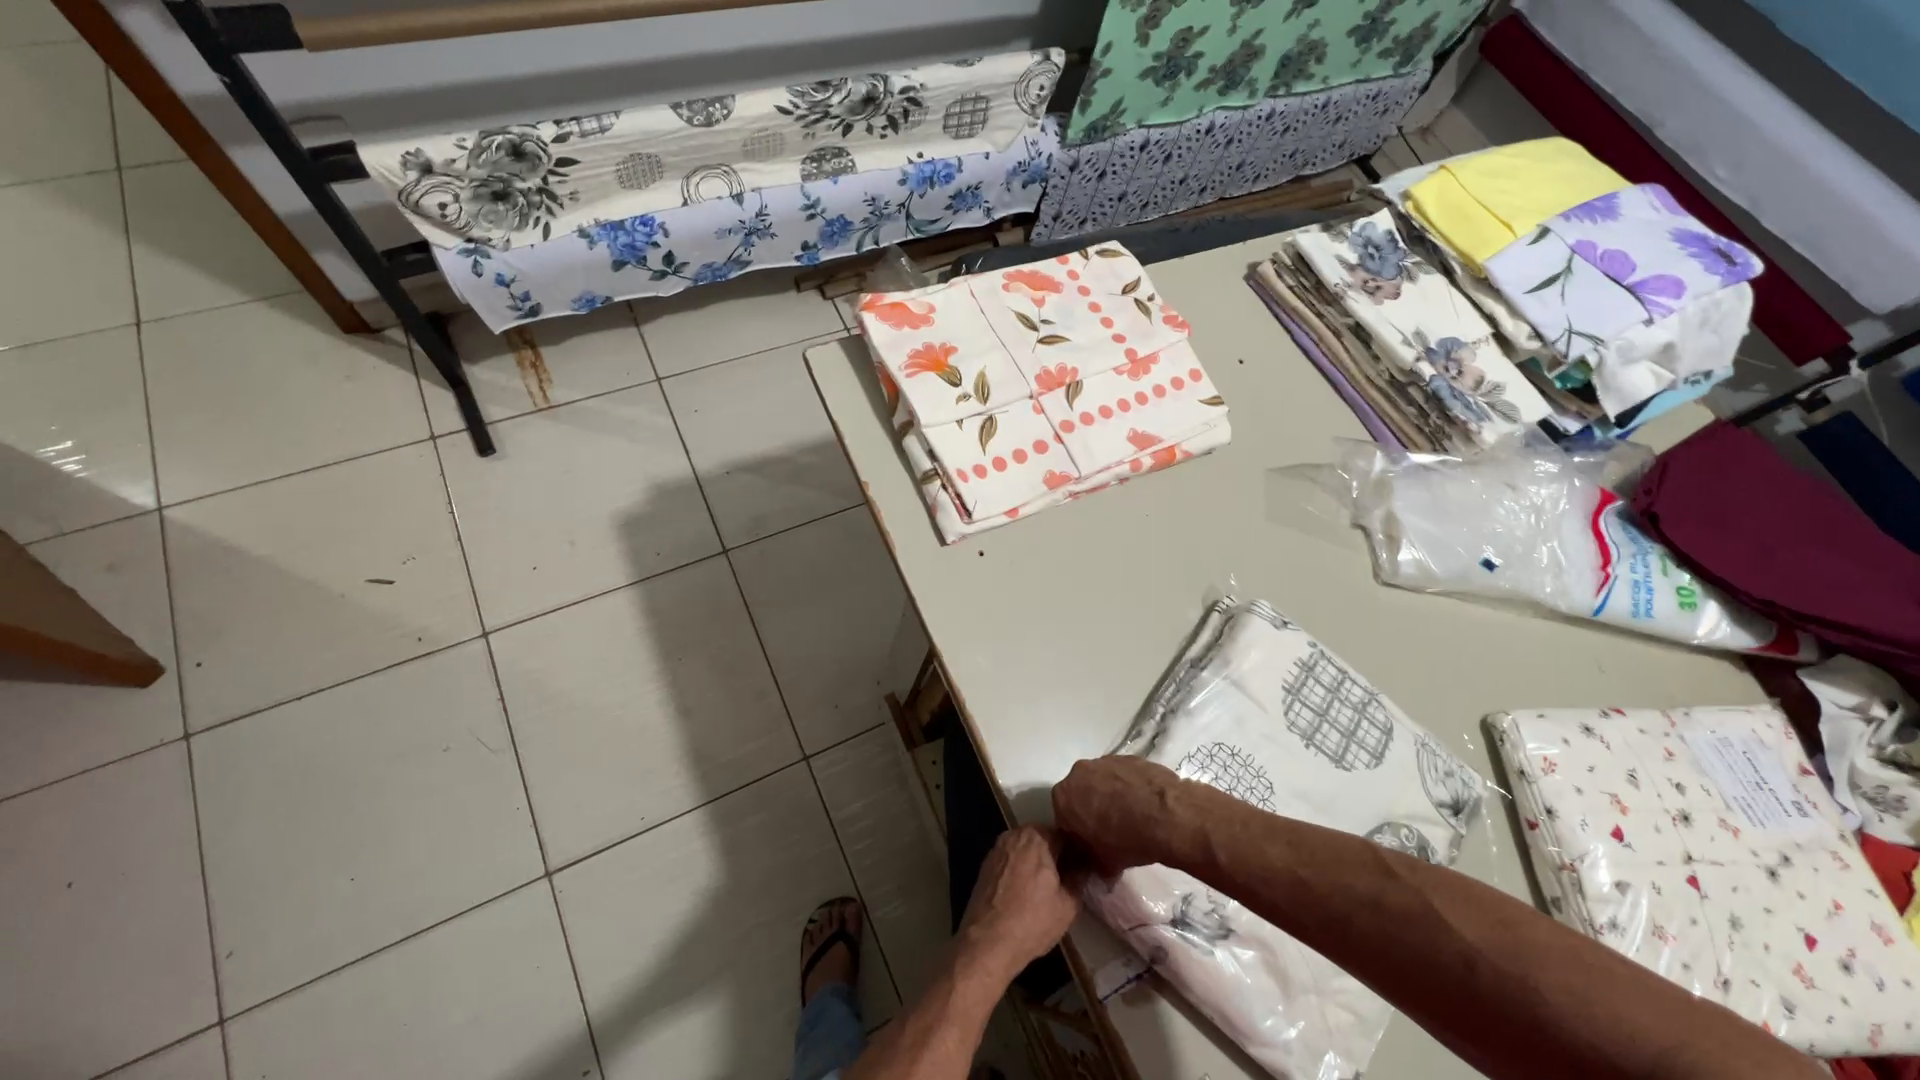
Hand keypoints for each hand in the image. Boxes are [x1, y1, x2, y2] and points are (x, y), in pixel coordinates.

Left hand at [957, 826, 1081, 981]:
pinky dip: (1022, 869)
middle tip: (1071, 876)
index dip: (1079, 851)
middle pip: (1044, 839)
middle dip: (1058, 854)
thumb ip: (1079, 878)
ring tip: (1051, 885)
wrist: (987, 942)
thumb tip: (1084, 866)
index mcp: (1037, 837)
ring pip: (1026, 850)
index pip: (1067, 835)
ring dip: (1039, 862)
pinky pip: (1011, 861)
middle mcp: (1014, 835)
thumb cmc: (1032, 922)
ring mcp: (996, 849)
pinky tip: (1028, 890)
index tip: (1087, 867)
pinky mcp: (985, 866)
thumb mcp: (1068, 904)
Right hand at [1052, 757, 1199, 874]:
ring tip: (1132, 815)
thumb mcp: (1104, 863)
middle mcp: (1079, 772)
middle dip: (1091, 809)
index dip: (1077, 833)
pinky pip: (1124, 774)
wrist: (1167, 816)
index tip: (1092, 844)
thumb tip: (1095, 863)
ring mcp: (1106, 761)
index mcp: (1063, 797)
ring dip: (1111, 795)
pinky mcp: (1130, 757)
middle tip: (1111, 829)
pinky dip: (1130, 786)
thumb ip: (1091, 860)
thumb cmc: (1127, 841)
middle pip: (1081, 793)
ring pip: (1103, 781)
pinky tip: (1145, 804)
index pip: (1063, 818)